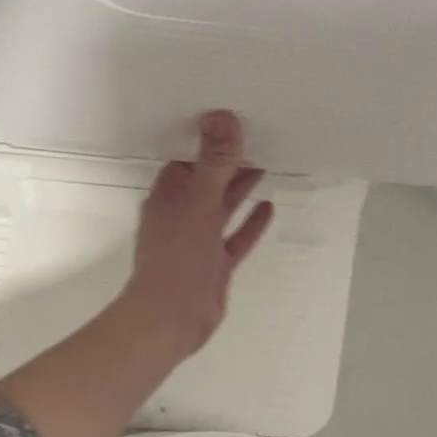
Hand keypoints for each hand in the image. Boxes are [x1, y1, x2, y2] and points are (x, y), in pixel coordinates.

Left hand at [116, 110, 273, 359]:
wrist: (169, 320)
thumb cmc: (176, 259)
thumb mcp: (198, 203)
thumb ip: (213, 163)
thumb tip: (220, 116)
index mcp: (167, 200)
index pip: (183, 162)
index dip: (204, 143)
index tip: (230, 118)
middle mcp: (180, 219)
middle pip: (206, 183)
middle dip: (227, 162)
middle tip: (259, 134)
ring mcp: (197, 244)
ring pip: (222, 208)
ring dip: (240, 188)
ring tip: (269, 160)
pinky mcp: (214, 266)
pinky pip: (235, 239)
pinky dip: (250, 224)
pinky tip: (269, 206)